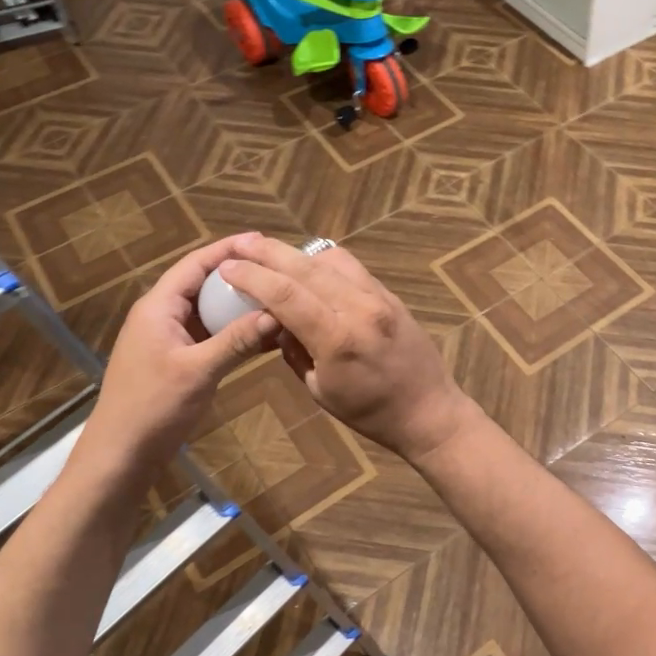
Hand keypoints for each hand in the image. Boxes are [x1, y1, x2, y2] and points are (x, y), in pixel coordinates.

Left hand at [74, 234, 279, 469]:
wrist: (122, 454)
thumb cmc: (154, 406)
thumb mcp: (200, 370)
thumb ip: (238, 339)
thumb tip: (278, 312)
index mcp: (158, 307)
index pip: (195, 264)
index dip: (228, 249)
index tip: (262, 239)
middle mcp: (162, 315)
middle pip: (203, 283)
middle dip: (239, 275)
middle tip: (279, 269)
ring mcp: (168, 339)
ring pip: (208, 310)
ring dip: (238, 304)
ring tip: (278, 297)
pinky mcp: (176, 360)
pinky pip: (209, 334)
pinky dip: (233, 330)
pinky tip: (263, 335)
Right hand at [220, 236, 474, 461]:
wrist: (427, 409)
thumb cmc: (369, 412)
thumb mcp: (320, 389)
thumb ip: (294, 350)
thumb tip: (276, 320)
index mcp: (337, 339)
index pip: (286, 294)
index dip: (252, 276)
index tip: (228, 267)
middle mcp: (359, 308)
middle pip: (306, 267)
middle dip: (268, 252)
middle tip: (240, 243)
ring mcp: (379, 297)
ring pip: (331, 259)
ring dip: (297, 253)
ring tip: (270, 252)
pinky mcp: (390, 295)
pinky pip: (352, 268)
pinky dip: (325, 262)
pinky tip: (309, 266)